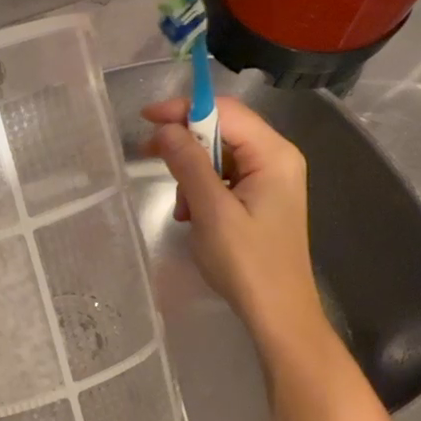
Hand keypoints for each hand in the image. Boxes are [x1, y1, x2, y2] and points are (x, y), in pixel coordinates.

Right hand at [142, 97, 326, 341]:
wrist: (276, 310)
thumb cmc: (246, 261)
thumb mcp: (211, 211)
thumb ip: (187, 164)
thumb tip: (163, 129)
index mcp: (273, 155)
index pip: (226, 112)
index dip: (184, 109)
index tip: (145, 119)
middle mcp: (276, 158)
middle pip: (224, 129)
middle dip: (185, 142)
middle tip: (147, 157)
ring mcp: (270, 179)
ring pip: (219, 155)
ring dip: (191, 172)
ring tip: (183, 208)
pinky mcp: (260, 198)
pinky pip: (224, 177)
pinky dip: (201, 188)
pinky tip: (193, 215)